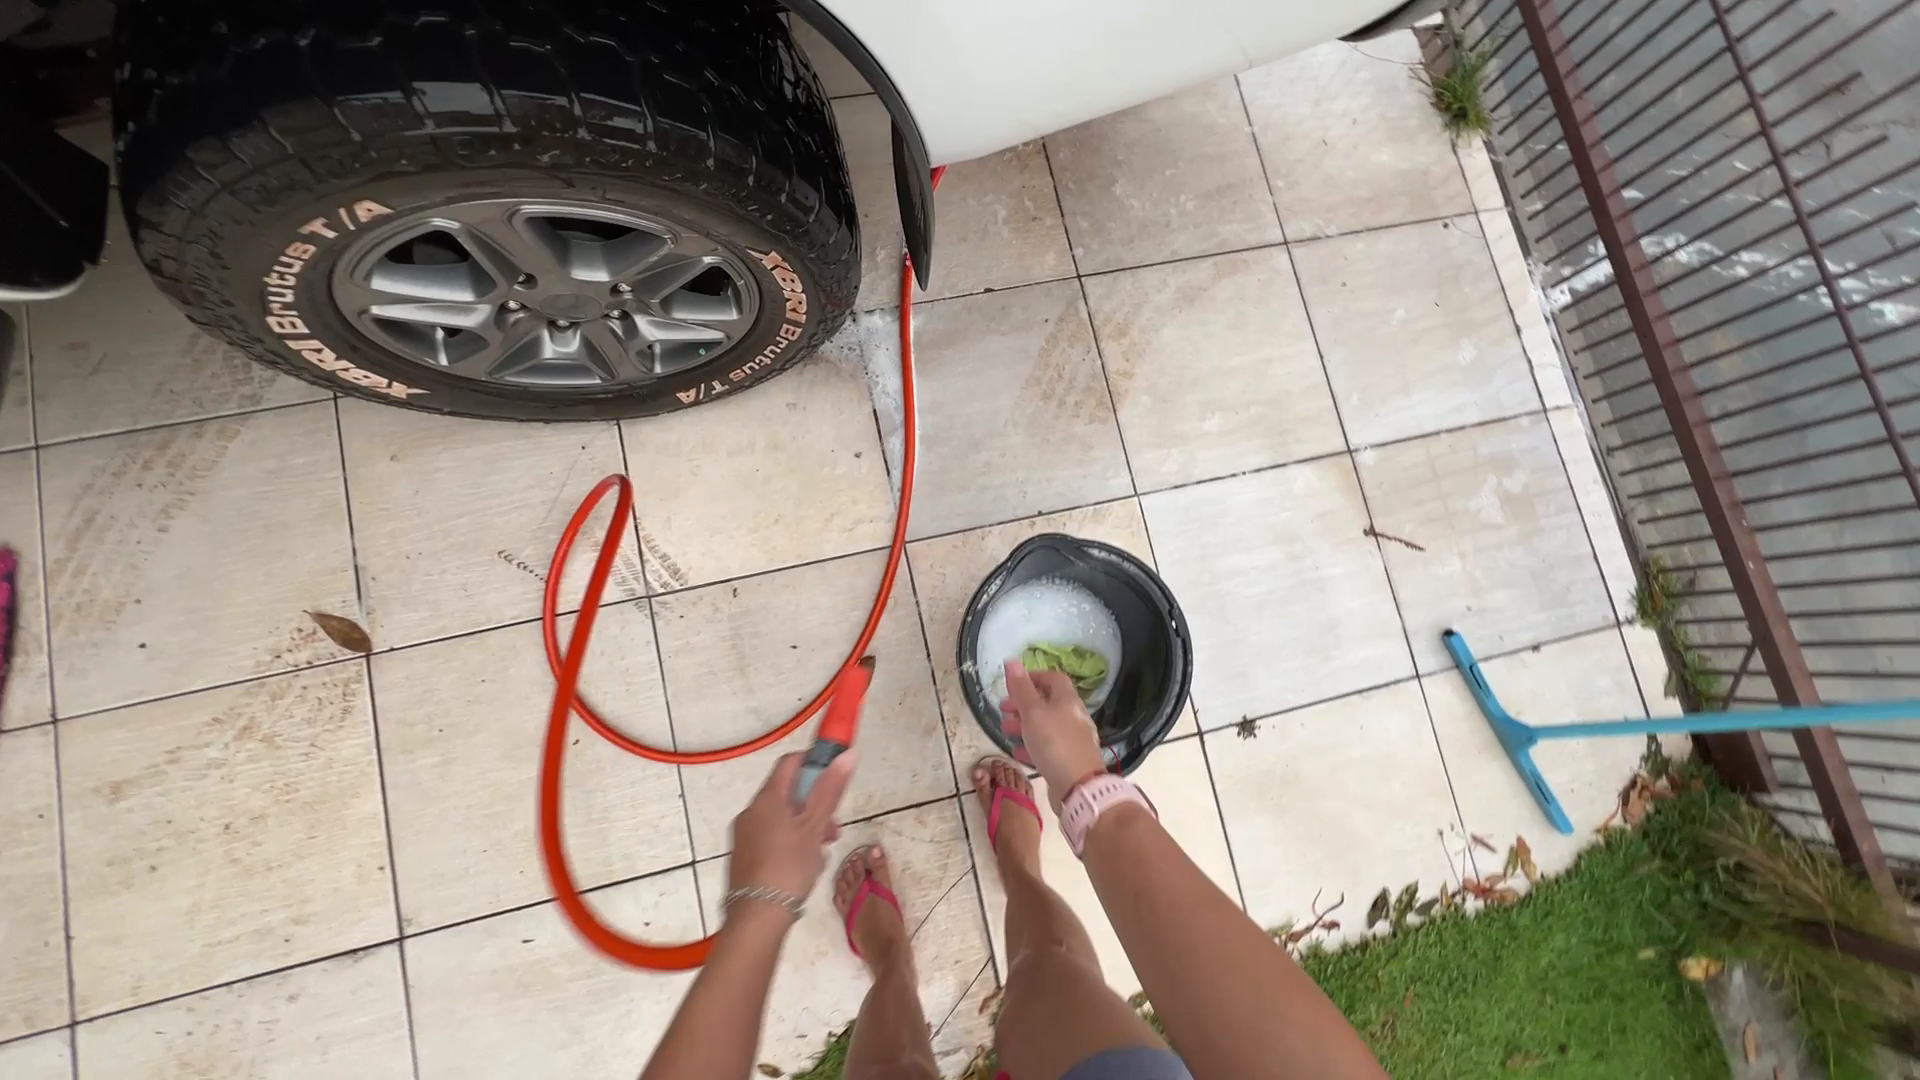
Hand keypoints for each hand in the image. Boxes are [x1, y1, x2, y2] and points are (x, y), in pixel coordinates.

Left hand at [727, 750, 856, 903]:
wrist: (756, 919)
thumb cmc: (789, 867)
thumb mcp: (815, 827)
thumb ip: (830, 790)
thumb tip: (847, 755)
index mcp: (766, 799)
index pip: (790, 762)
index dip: (813, 763)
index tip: (833, 780)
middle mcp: (750, 812)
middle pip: (788, 793)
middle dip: (815, 805)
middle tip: (833, 827)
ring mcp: (744, 836)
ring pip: (782, 819)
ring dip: (806, 827)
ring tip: (822, 852)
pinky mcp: (743, 858)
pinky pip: (772, 838)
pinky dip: (791, 842)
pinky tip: (805, 866)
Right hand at [1000, 660, 1105, 807]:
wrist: (1079, 788)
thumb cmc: (1054, 743)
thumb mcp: (1033, 713)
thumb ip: (1021, 688)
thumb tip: (1011, 660)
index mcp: (1068, 700)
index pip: (1053, 678)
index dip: (1033, 677)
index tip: (1013, 684)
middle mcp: (1073, 717)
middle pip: (1048, 702)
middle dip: (1023, 703)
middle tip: (1003, 709)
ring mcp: (1073, 740)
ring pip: (1046, 725)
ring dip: (1025, 724)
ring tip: (1005, 730)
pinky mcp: (1069, 760)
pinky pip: (1048, 747)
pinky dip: (1032, 745)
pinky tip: (1017, 751)